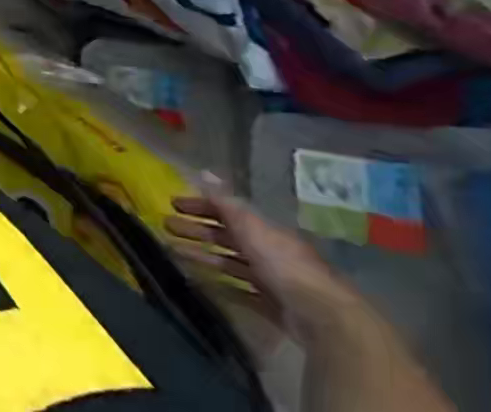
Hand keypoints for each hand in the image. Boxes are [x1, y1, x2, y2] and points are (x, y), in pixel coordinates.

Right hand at [167, 186, 370, 344]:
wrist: (324, 317)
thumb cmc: (284, 264)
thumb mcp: (251, 226)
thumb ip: (225, 201)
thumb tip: (204, 172)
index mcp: (265, 231)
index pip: (228, 213)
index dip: (200, 206)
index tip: (173, 204)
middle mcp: (269, 252)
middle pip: (226, 238)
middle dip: (196, 231)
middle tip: (166, 227)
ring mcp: (271, 280)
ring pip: (230, 263)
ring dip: (202, 256)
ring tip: (174, 253)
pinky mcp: (272, 305)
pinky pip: (240, 291)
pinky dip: (221, 284)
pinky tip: (201, 281)